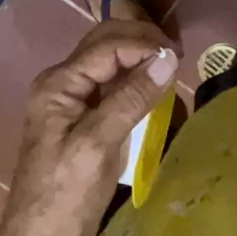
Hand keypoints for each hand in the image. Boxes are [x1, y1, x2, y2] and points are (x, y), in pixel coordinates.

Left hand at [0, 21, 178, 235]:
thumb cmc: (66, 194)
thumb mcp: (99, 145)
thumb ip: (131, 98)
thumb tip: (169, 58)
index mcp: (58, 83)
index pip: (107, 44)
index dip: (143, 44)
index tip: (177, 56)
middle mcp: (61, 81)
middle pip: (105, 43)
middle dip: (141, 42)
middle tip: (176, 56)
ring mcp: (69, 98)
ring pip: (108, 59)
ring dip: (139, 56)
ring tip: (169, 66)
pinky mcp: (79, 115)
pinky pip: (109, 81)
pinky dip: (133, 77)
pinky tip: (151, 86)